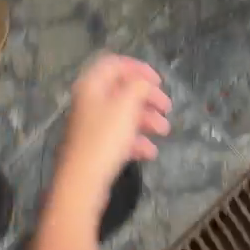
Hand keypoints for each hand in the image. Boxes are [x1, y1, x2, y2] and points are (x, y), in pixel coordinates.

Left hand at [53, 54, 172, 204]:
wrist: (81, 184)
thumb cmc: (105, 138)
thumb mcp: (127, 105)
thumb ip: (139, 86)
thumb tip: (144, 83)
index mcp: (92, 85)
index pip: (116, 64)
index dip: (139, 68)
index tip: (159, 81)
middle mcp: (90, 101)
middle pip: (123, 91)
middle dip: (148, 98)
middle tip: (167, 107)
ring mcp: (92, 126)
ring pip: (124, 114)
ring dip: (146, 120)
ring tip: (164, 131)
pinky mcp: (95, 148)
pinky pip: (119, 137)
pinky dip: (136, 141)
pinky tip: (150, 152)